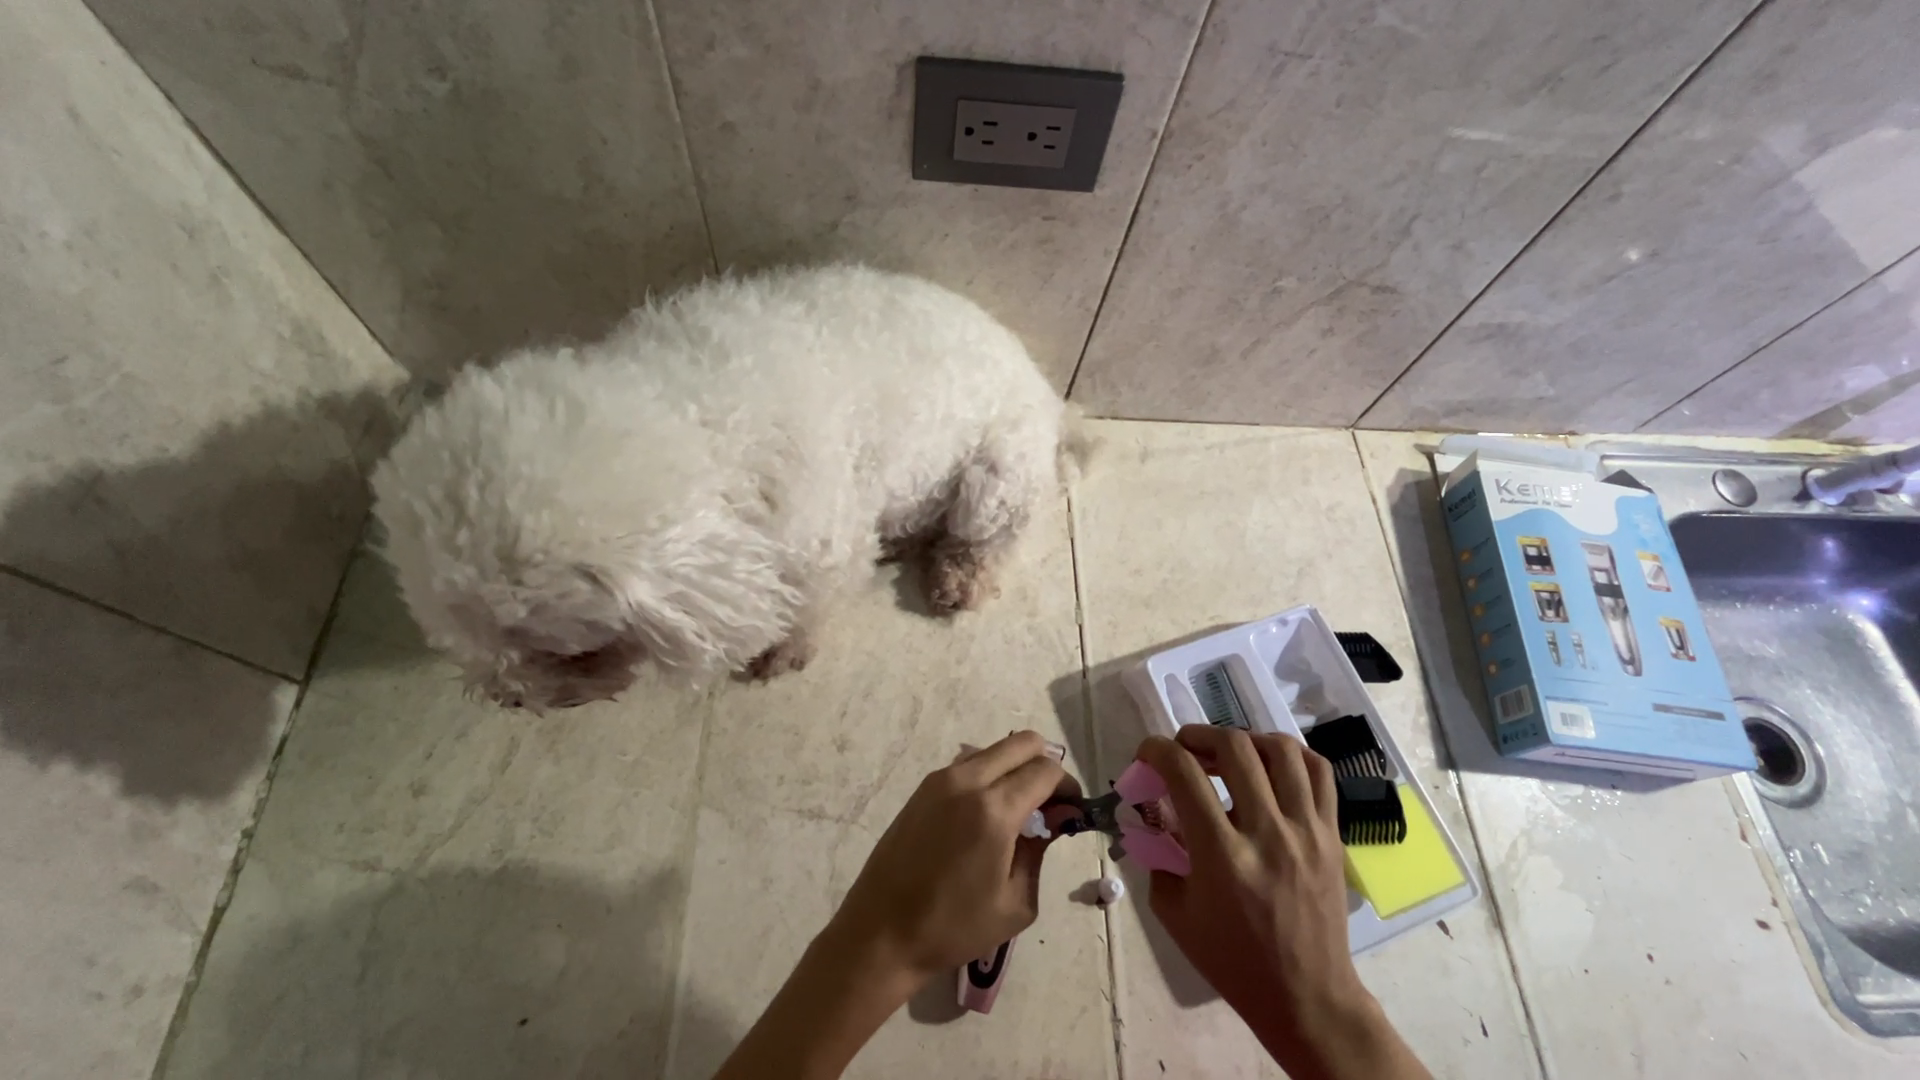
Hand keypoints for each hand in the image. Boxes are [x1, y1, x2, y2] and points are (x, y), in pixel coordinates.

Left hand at [828, 730, 1076, 979]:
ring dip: (1015, 768)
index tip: (1073, 814)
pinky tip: (987, 816)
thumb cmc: (953, 928)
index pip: (1047, 771)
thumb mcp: (1015, 901)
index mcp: (994, 810)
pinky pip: (969, 764)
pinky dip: (990, 775)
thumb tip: (1059, 817)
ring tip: (1019, 812)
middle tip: (1050, 806)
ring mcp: (940, 780)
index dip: (1069, 788)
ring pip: (994, 750)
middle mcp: (967, 781)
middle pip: (1023, 743)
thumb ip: (1041, 850)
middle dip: (1046, 767)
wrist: (882, 933)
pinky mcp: (923, 788)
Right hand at [1137, 726, 1431, 1079]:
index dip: (1157, 750)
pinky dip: (1290, 755)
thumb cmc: (1232, 959)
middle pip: (1235, 748)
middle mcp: (1268, 833)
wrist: (1306, 995)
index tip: (1148, 753)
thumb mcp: (1174, 913)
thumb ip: (1158, 857)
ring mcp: (1307, 831)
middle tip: (1184, 748)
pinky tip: (1271, 765)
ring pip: (1282, 750)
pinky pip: (1319, 773)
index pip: (1185, 773)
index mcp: (1222, 856)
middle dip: (1199, 735)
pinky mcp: (1332, 835)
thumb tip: (1154, 817)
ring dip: (1246, 739)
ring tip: (1229, 752)